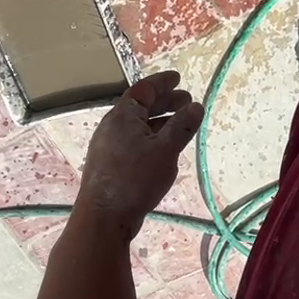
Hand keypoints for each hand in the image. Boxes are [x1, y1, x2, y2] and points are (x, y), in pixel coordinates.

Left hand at [76, 72, 202, 234]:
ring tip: (179, 126)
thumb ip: (183, 126)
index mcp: (122, 117)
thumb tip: (197, 106)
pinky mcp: (108, 165)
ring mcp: (107, 147)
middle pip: (140, 106)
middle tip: (186, 101)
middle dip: (164, 102)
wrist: (102, 220)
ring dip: (159, 121)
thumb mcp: (166, 150)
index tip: (178, 78)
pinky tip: (162, 150)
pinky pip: (132, 141)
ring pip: (137, 126)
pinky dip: (150, 137)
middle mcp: (111, 127)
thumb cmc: (134, 180)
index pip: (143, 89)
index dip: (162, 82)